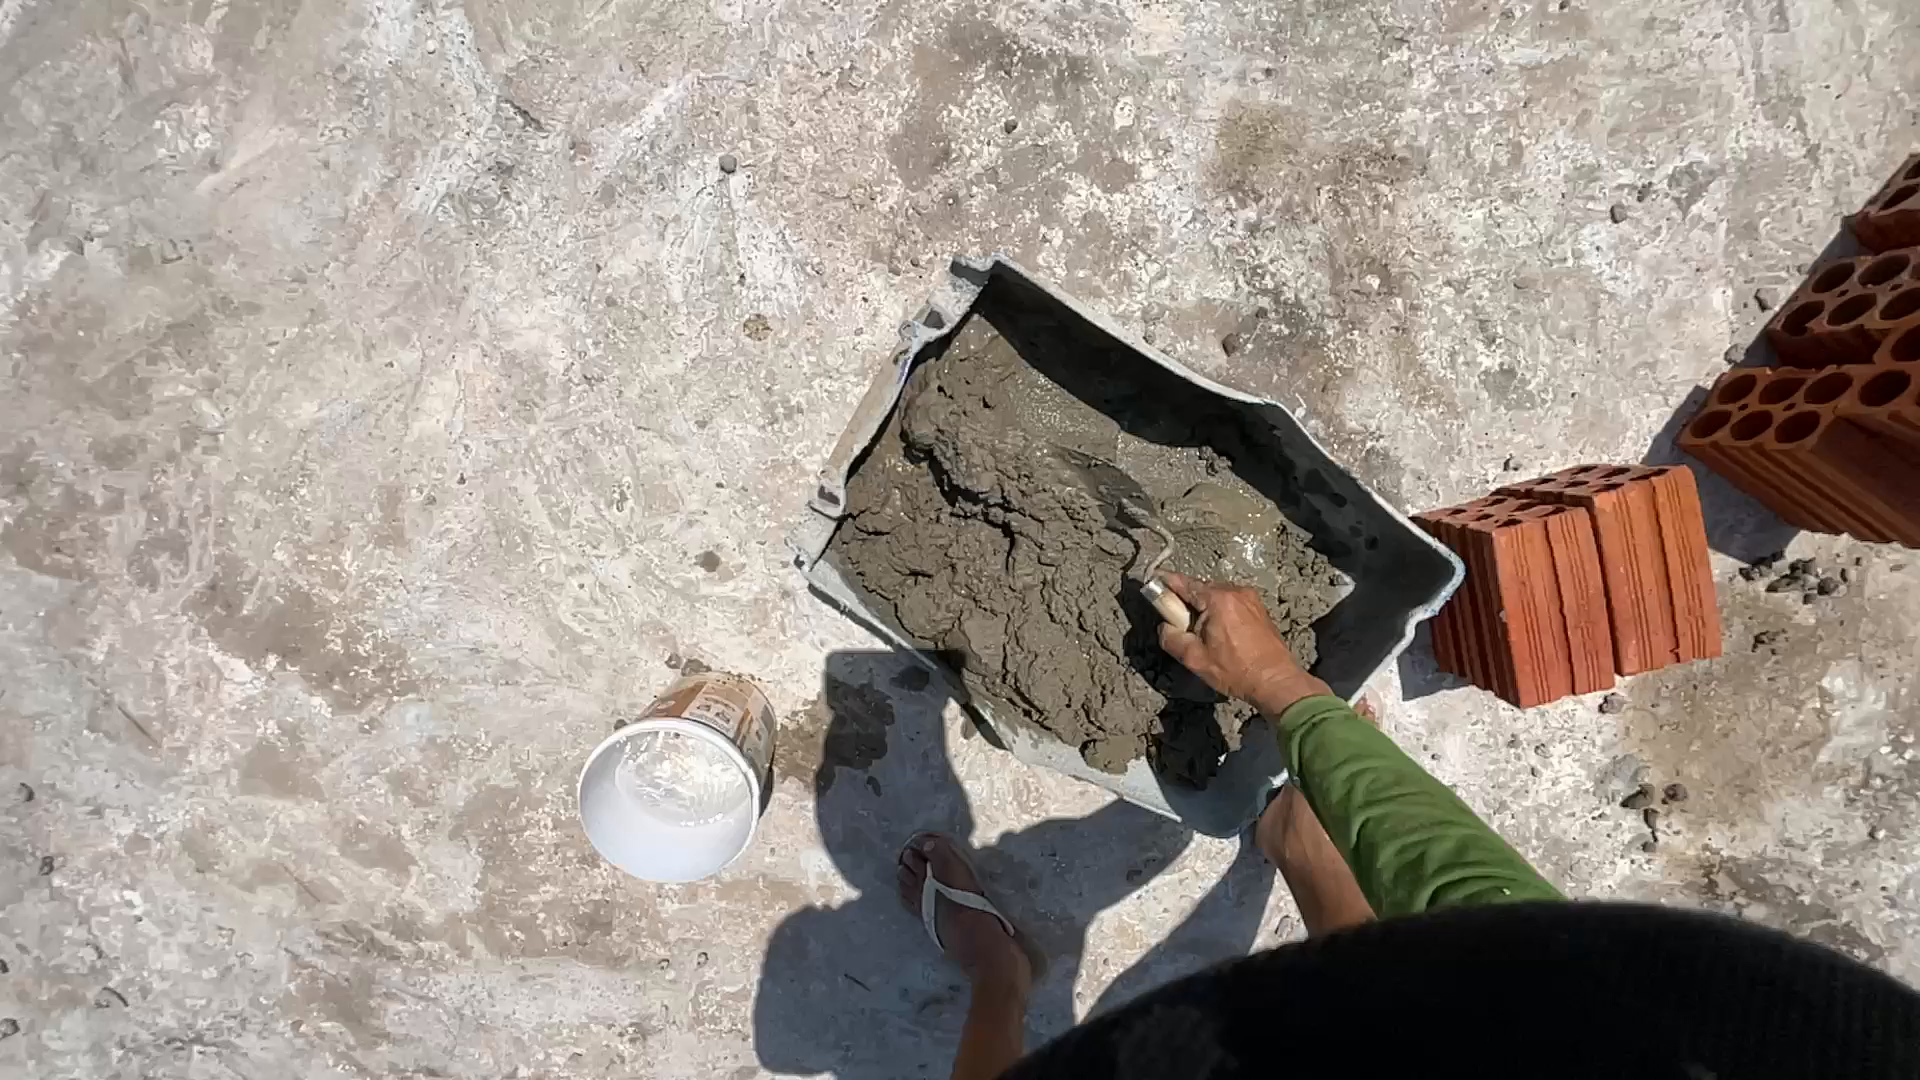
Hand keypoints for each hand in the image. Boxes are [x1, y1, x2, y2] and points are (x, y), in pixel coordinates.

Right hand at [1155, 572, 1331, 713]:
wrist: (1276, 681)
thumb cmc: (1237, 671)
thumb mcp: (1194, 658)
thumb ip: (1170, 638)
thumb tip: (1165, 627)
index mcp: (1218, 599)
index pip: (1183, 583)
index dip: (1165, 582)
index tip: (1152, 580)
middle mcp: (1235, 591)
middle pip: (1199, 589)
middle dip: (1186, 602)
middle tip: (1179, 625)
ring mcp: (1250, 598)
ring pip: (1215, 596)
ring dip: (1204, 608)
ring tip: (1203, 635)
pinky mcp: (1258, 608)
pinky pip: (1230, 603)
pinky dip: (1219, 612)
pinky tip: (1219, 634)